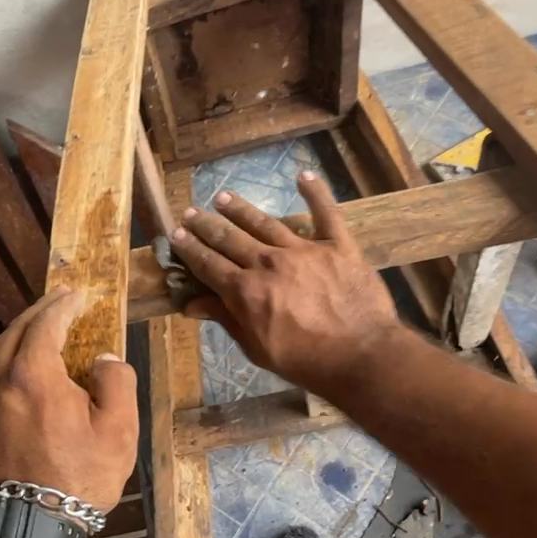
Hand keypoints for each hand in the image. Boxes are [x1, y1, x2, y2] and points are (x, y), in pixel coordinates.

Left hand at [0, 288, 139, 512]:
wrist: (29, 528)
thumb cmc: (80, 478)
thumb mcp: (119, 430)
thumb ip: (116, 382)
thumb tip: (103, 358)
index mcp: (33, 375)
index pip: (46, 324)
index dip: (63, 305)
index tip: (76, 294)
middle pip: (14, 333)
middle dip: (37, 314)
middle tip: (56, 302)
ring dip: (11, 337)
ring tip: (29, 332)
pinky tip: (1, 374)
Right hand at [168, 171, 402, 391]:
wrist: (360, 355)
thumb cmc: (305, 361)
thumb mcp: (257, 348)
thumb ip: (227, 320)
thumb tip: (192, 305)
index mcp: (246, 291)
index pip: (209, 264)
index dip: (190, 249)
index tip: (176, 234)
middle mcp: (269, 263)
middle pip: (230, 238)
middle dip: (206, 225)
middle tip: (191, 212)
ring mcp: (304, 250)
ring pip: (265, 222)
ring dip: (241, 209)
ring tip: (223, 197)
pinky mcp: (338, 245)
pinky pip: (326, 213)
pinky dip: (316, 192)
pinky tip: (304, 175)